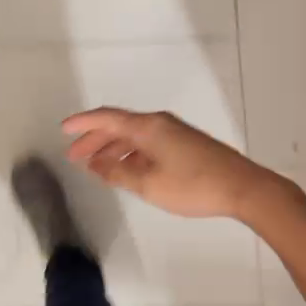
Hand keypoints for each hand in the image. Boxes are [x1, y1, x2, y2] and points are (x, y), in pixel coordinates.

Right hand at [62, 108, 287, 220]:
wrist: (242, 187)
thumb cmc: (193, 186)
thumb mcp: (149, 184)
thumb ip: (119, 173)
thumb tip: (96, 164)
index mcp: (148, 127)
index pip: (107, 118)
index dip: (83, 123)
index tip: (63, 130)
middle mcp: (158, 123)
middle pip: (119, 126)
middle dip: (94, 140)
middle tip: (74, 156)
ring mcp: (173, 132)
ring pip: (134, 136)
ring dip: (112, 148)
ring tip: (95, 166)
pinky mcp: (184, 144)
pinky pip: (147, 143)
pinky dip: (130, 153)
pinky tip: (125, 169)